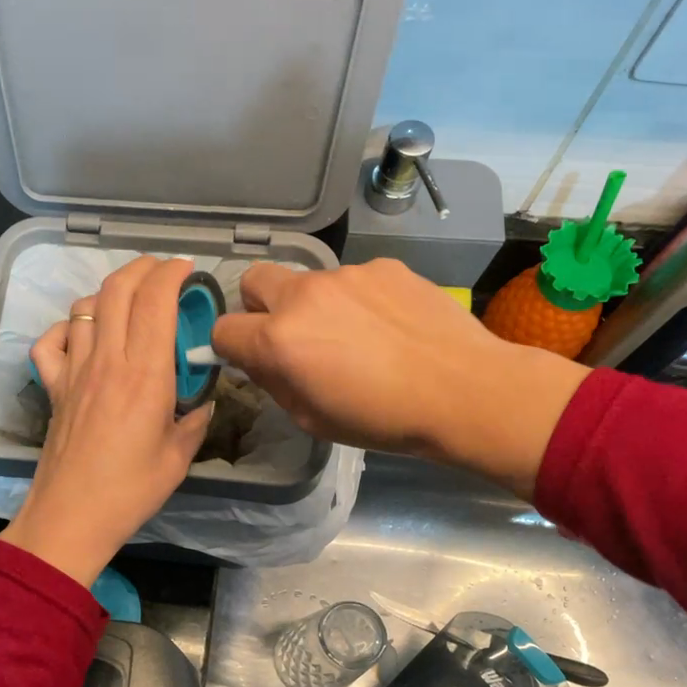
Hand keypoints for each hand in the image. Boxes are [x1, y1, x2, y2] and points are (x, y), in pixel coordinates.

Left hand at [0, 257, 213, 586]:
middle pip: (117, 290)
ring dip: (108, 292)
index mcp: (144, 375)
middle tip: (162, 271)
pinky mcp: (53, 388)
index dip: (171, 274)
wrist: (71, 516)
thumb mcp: (177, 459)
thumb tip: (203, 405)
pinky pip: (50, 342)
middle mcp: (106, 361)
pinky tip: (81, 336)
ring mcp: (74, 371)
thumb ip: (194, 423)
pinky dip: (66, 328)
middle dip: (142, 268)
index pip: (155, 301)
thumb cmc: (130, 491)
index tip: (186, 269)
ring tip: (128, 299)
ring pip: (85, 308)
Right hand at [210, 259, 590, 497]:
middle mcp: (303, 296)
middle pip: (254, 280)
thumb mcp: (311, 419)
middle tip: (290, 335)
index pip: (223, 329)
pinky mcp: (383, 266)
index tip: (250, 359)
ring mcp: (346, 274)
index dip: (231, 347)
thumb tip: (260, 361)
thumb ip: (275, 382)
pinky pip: (352, 280)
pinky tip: (387, 326)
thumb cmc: (381, 420)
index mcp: (278, 340)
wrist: (462, 390)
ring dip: (314, 305)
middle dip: (259, 306)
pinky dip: (356, 300)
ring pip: (308, 281)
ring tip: (355, 337)